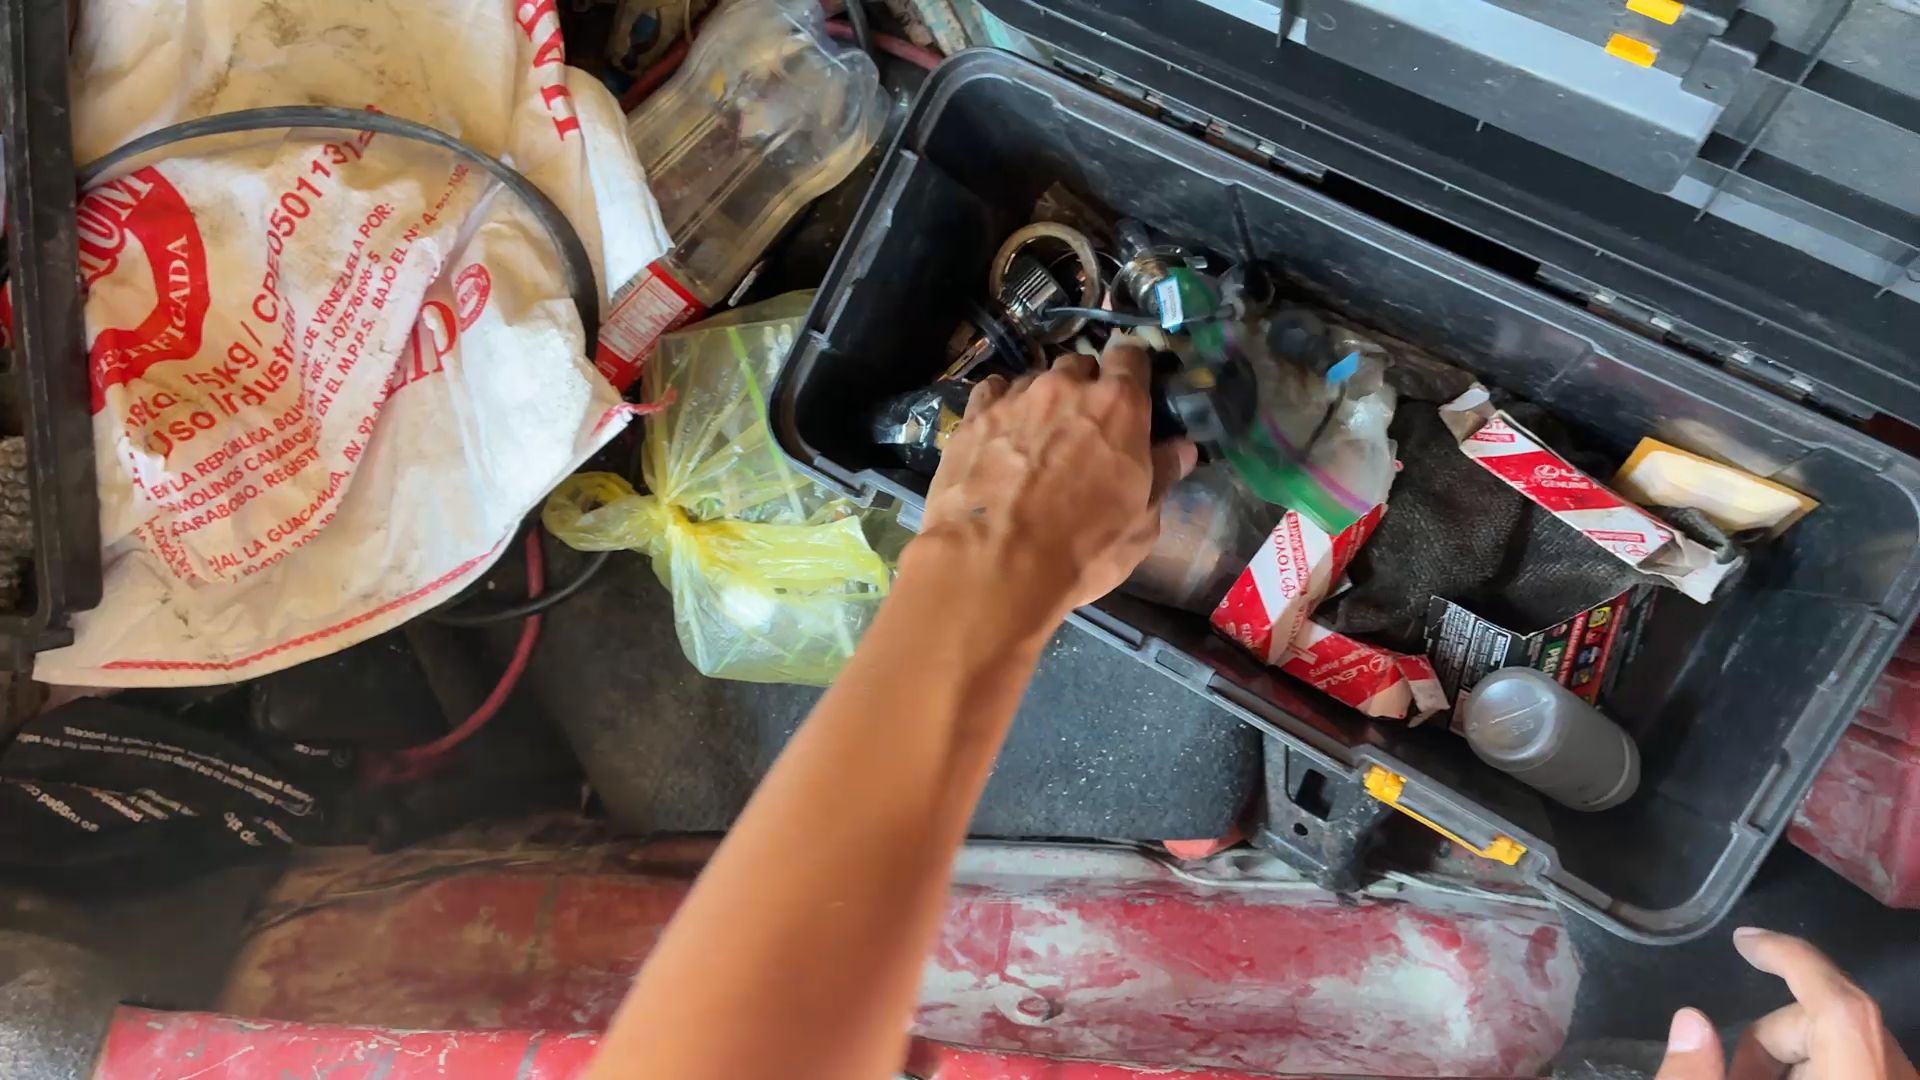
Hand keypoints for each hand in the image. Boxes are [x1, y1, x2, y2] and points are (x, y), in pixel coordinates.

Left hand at [916, 339, 1196, 630]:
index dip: (1131, 372)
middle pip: (1079, 367)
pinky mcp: (972, 418)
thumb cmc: (1082, 549)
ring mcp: (1014, 399)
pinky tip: (997, 433)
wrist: (994, 564)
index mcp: (1117, 405)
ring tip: (1035, 439)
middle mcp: (1065, 388)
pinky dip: (999, 405)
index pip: (1131, 357)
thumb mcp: (1140, 524)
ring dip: (1041, 401)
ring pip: (1034, 381)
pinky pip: (992, 393)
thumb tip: (1181, 449)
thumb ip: (1161, 476)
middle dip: (1083, 389)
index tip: (1129, 393)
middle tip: (1081, 428)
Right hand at [1656, 927, 1915, 1079]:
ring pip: (1858, 1049)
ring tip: (1751, 1078)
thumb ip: (1695, 1077)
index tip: (1744, 940)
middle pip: (1842, 1028)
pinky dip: (1827, 1070)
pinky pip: (1871, 1069)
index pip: (1845, 1009)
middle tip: (1732, 1065)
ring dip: (1799, 1055)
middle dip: (1778, 1032)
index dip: (1796, 961)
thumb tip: (1691, 1020)